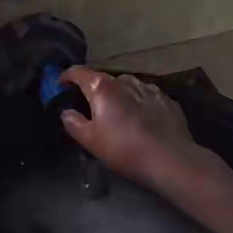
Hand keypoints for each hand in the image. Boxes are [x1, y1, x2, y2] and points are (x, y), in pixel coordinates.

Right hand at [57, 67, 223, 191]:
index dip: (66, 77)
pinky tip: (142, 118)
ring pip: (126, 86)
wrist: (171, 160)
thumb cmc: (124, 148)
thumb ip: (74, 123)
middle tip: (91, 107)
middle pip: (103, 79)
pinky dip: (138, 103)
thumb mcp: (90, 140)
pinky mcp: (167, 100)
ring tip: (119, 113)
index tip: (61, 85)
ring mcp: (148, 88)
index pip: (78, 72)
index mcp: (102, 87)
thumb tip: (66, 112)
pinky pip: (145, 96)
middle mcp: (124, 80)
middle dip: (95, 90)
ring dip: (119, 95)